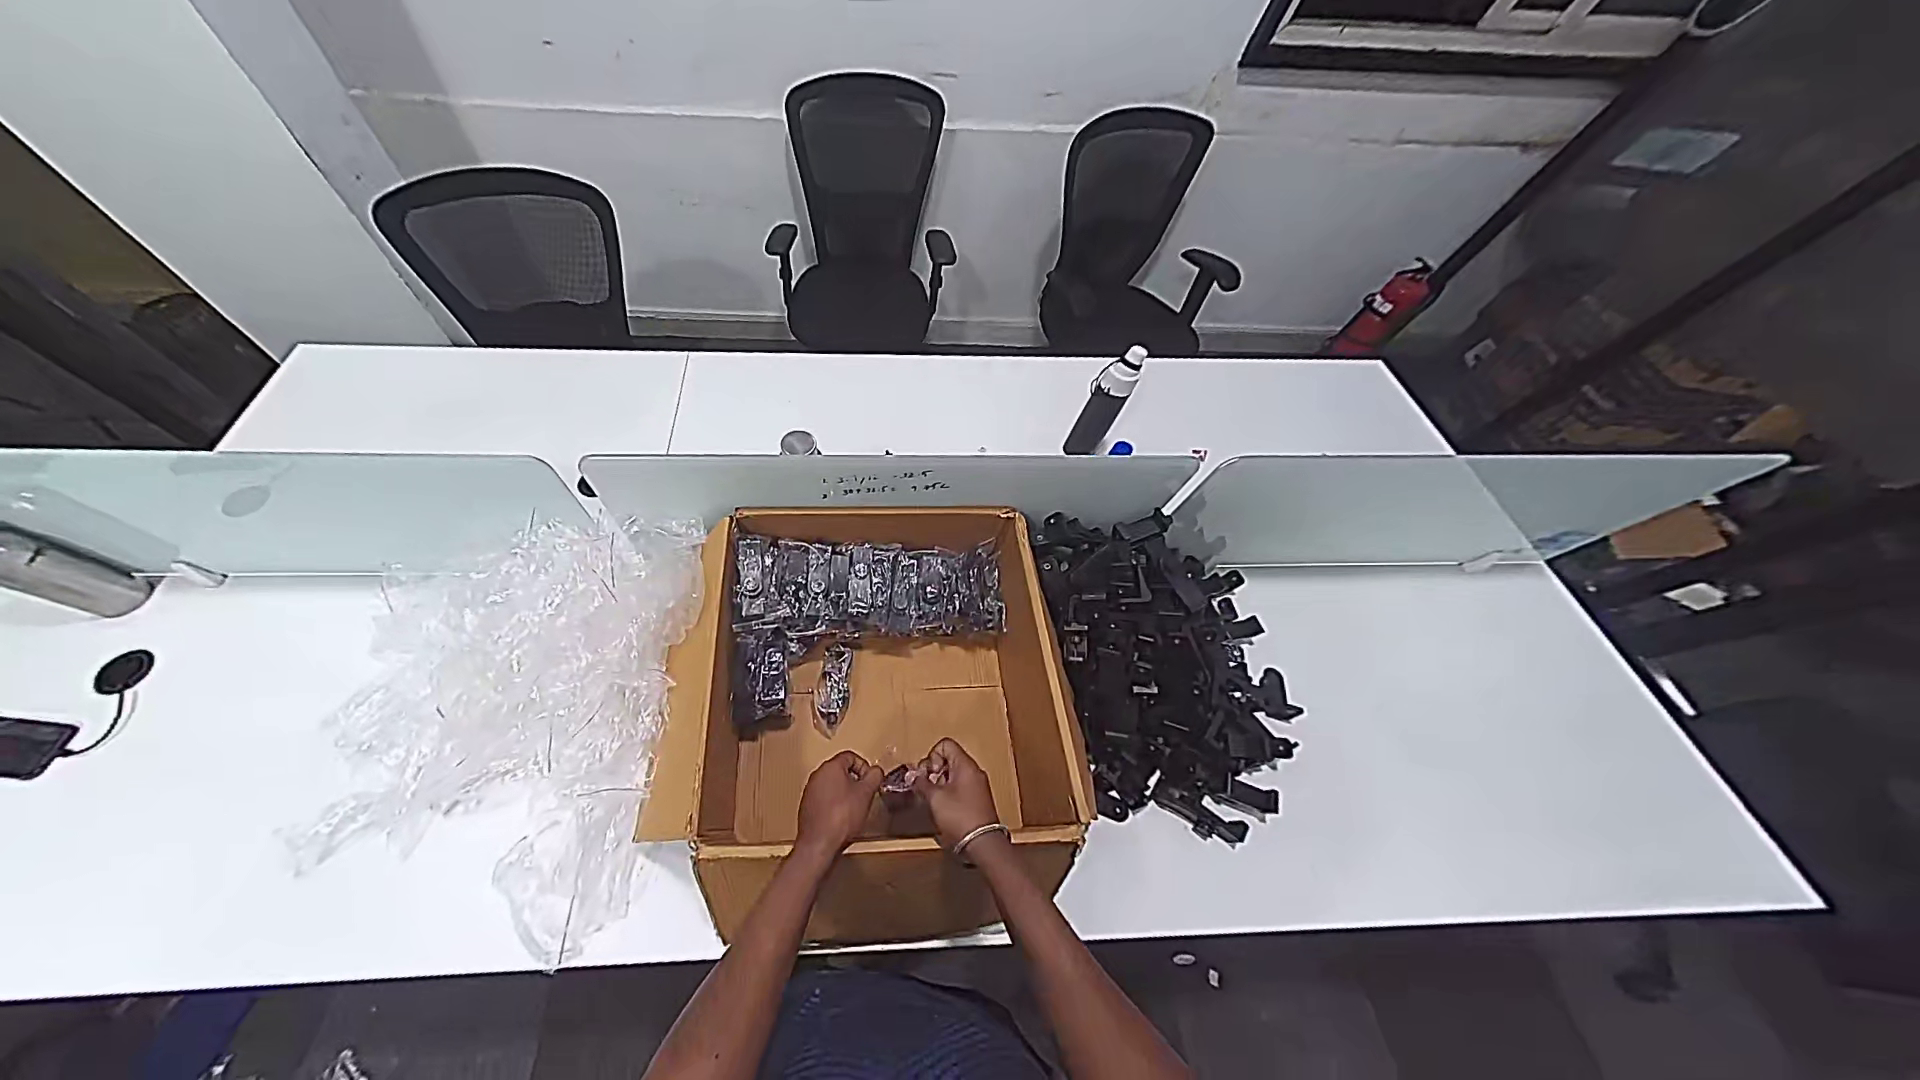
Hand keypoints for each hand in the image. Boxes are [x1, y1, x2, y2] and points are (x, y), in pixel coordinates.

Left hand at [795, 750, 883, 859]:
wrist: (819, 844)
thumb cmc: (842, 817)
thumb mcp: (866, 793)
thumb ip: (874, 776)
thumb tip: (876, 771)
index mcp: (830, 767)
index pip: (850, 756)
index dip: (864, 766)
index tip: (870, 780)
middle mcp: (817, 775)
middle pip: (840, 770)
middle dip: (855, 780)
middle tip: (864, 793)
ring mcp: (810, 791)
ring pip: (832, 784)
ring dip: (844, 792)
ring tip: (854, 808)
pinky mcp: (806, 807)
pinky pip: (824, 798)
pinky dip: (834, 803)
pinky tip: (841, 818)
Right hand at [911, 739, 1001, 853]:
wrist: (982, 842)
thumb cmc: (959, 816)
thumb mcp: (935, 798)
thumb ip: (922, 783)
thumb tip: (912, 776)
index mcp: (965, 765)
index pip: (946, 745)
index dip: (932, 757)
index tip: (929, 775)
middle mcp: (974, 771)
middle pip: (949, 759)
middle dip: (933, 771)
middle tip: (927, 788)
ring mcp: (977, 785)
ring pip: (953, 774)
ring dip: (940, 783)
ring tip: (934, 800)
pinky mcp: (978, 798)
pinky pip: (960, 786)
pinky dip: (949, 792)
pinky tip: (943, 808)